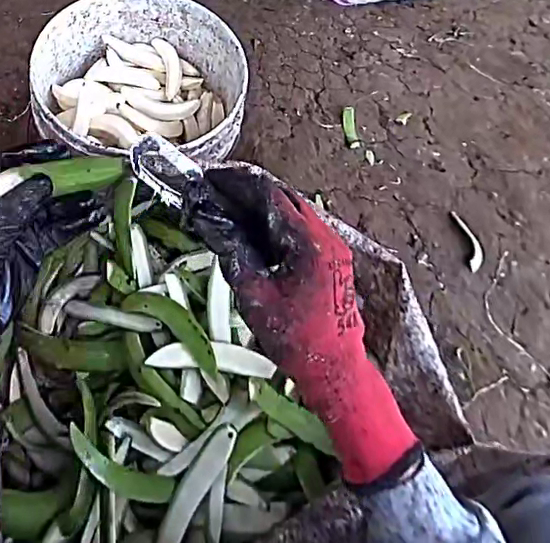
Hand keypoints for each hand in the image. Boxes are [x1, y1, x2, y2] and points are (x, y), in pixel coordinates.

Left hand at [0, 145, 99, 398]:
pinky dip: (75, 224)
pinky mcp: (31, 252)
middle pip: (33, 186)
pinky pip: (55, 232)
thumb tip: (41, 180)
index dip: (30, 156)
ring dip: (74, 202)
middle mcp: (0, 214)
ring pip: (49, 209)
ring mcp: (17, 233)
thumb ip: (13, 211)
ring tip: (101, 194)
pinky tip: (94, 217)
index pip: (5, 169)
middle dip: (60, 177)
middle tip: (89, 170)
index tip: (57, 150)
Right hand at [185, 165, 417, 485]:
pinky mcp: (331, 259)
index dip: (238, 182)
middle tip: (217, 184)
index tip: (213, 176)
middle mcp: (327, 240)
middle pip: (283, 196)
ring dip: (260, 202)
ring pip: (292, 209)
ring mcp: (333, 249)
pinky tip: (250, 224)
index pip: (270, 195)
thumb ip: (232, 251)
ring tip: (228, 200)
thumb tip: (211, 221)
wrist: (338, 373)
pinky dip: (273, 219)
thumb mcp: (253, 294)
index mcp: (310, 244)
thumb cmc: (298, 340)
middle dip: (248, 187)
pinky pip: (299, 226)